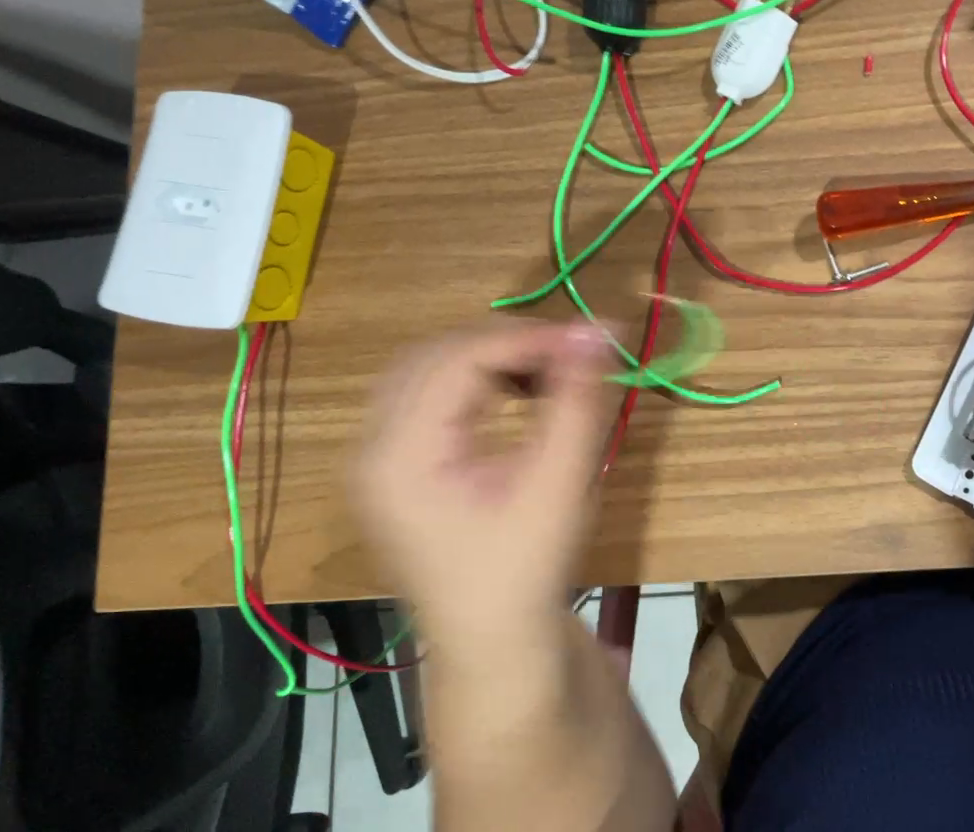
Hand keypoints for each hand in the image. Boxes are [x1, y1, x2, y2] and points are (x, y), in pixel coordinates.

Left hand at [348, 322, 611, 659]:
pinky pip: (426, 398)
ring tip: (547, 372)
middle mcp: (374, 449)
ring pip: (426, 372)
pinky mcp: (395, 471)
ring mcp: (378, 461)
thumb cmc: (526, 569)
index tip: (588, 340)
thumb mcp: (559, 483)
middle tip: (568, 352)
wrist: (493, 643)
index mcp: (402, 455)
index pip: (459, 359)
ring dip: (487, 359)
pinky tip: (516, 396)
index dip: (527, 340)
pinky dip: (472, 383)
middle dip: (505, 343)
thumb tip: (600, 330)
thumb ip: (577, 401)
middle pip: (432, 355)